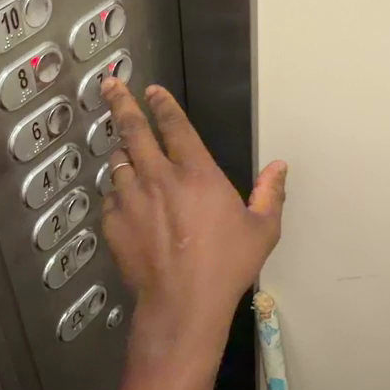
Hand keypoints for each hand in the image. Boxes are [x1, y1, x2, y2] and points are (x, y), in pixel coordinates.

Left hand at [98, 79, 286, 372]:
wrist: (182, 304)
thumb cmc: (226, 266)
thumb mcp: (262, 230)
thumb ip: (270, 193)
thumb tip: (279, 167)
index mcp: (196, 173)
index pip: (174, 125)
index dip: (162, 104)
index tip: (152, 90)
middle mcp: (158, 177)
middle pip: (133, 130)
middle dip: (121, 103)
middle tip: (110, 85)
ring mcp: (131, 199)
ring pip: (118, 162)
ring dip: (122, 152)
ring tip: (123, 149)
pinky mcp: (114, 222)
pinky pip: (111, 196)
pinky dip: (117, 191)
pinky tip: (124, 198)